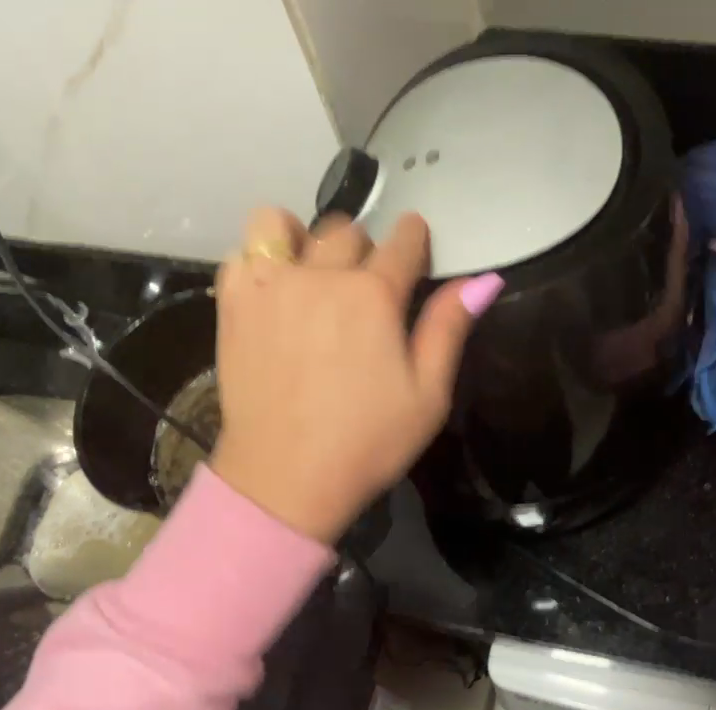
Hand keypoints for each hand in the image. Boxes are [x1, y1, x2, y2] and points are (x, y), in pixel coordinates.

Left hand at [209, 208, 502, 543]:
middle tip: (367, 289)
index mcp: (374, 295)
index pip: (403, 241)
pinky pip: (242, 253)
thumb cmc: (368, 443)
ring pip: (283, 225)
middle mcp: (320, 275)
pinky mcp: (233, 305)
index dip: (415, 241)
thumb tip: (482, 281)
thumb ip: (448, 330)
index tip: (416, 251)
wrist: (286, 477)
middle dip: (364, 250)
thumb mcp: (427, 396)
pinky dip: (259, 261)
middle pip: (347, 232)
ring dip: (303, 239)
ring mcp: (269, 286)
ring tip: (311, 272)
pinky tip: (274, 292)